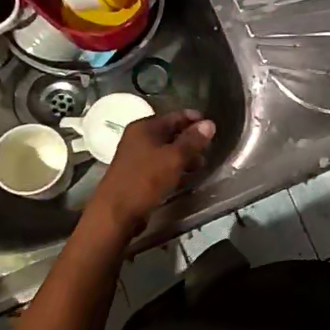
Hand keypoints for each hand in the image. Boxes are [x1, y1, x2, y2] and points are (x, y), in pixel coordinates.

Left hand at [90, 111, 215, 232]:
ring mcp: (136, 158)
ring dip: (184, 157)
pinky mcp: (137, 176)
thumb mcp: (174, 158)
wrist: (116, 212)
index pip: (174, 116)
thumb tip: (209, 123)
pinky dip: (174, 170)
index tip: (212, 125)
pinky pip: (160, 167)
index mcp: (144, 127)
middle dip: (190, 141)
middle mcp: (138, 139)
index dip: (194, 119)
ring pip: (166, 152)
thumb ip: (192, 141)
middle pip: (170, 134)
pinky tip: (187, 178)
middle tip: (210, 148)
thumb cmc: (146, 179)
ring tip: (202, 165)